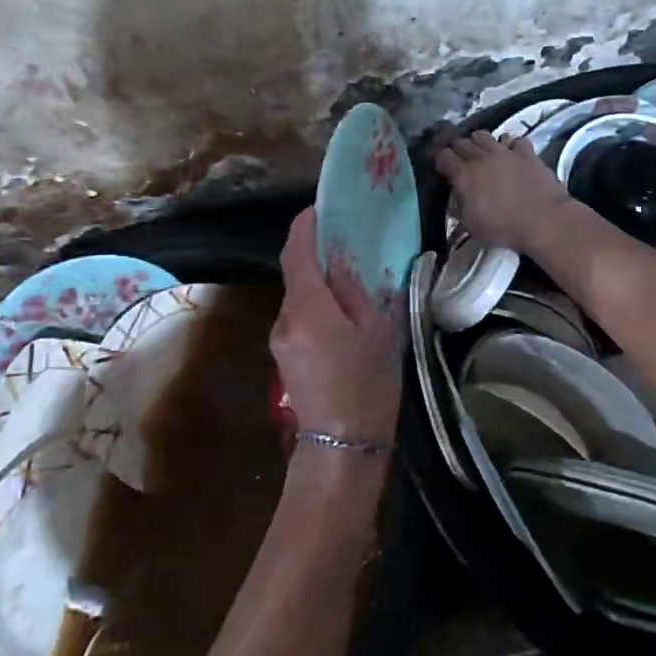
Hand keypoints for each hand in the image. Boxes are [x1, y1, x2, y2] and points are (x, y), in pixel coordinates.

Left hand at [270, 208, 401, 445]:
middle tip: (344, 245)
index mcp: (308, 309)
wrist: (343, 445)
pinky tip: (338, 316)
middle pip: (295, 275)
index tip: (315, 210)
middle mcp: (285, 319)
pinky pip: (297, 318)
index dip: (303, 228)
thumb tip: (337, 265)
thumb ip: (353, 291)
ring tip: (347, 283)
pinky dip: (314, 306)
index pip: (296, 255)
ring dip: (316, 284)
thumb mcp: (376, 330)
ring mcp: (279, 340)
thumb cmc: (368, 384)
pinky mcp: (282, 357)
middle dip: (314, 256)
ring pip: (297, 298)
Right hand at [433, 130, 572, 253]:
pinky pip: (513, 140)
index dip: (440, 160)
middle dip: (456, 149)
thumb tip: (457, 194)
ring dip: (478, 142)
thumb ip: (460, 205)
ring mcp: (505, 152)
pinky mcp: (526, 152)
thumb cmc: (504, 228)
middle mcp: (482, 157)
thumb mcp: (471, 224)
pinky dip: (508, 145)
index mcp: (465, 174)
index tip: (441, 166)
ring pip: (484, 135)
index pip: (443, 156)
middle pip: (461, 142)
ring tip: (481, 152)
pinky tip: (510, 153)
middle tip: (458, 159)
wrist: (545, 221)